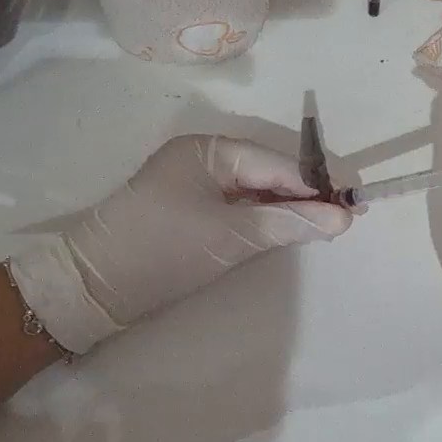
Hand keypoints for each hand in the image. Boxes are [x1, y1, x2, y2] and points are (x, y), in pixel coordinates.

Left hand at [9, 135, 352, 352]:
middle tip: (345, 218)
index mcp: (209, 150)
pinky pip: (240, 205)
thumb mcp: (232, 237)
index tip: (355, 204)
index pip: (277, 164)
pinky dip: (265, 217)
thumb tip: (345, 217)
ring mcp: (194, 183)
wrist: (87, 291)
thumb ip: (291, 223)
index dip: (317, 186)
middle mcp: (203, 158)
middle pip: (270, 173)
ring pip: (257, 190)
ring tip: (325, 227)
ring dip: (288, 209)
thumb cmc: (161, 251)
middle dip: (306, 196)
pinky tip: (289, 230)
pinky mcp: (190, 209)